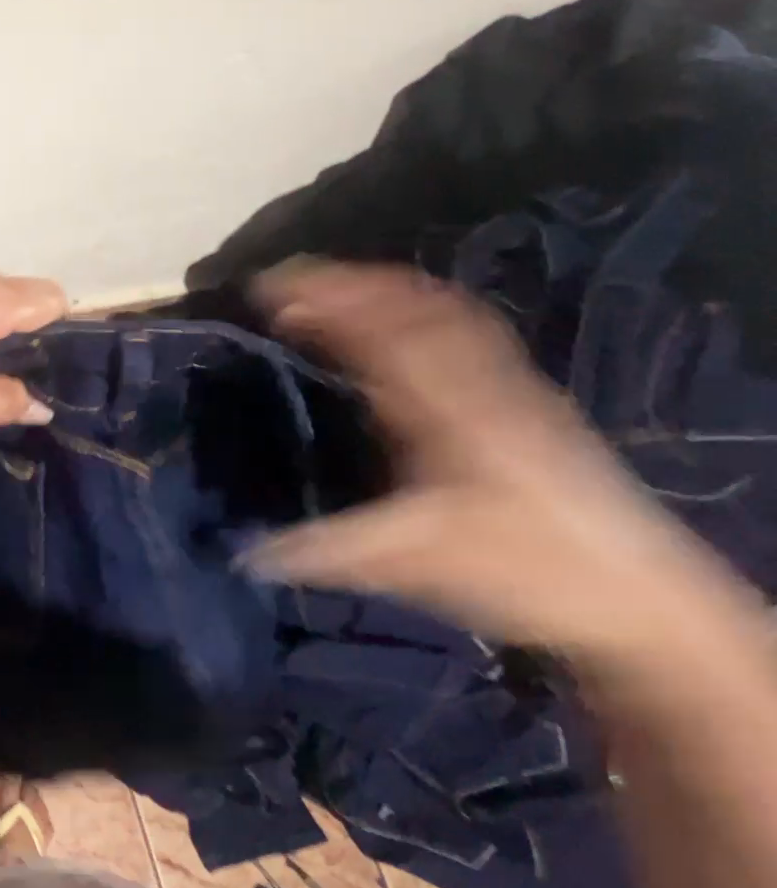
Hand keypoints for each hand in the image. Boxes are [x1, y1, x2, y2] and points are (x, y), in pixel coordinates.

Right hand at [249, 262, 749, 666]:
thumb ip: (325, 550)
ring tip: (337, 293)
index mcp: (450, 410)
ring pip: (448, 316)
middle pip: (416, 307)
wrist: (641, 603)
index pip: (380, 331)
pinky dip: (424, 315)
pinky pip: (470, 336)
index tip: (269, 286)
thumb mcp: (412, 563)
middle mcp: (484, 385)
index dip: (324, 300)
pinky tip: (405, 330)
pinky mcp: (530, 407)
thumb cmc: (524, 571)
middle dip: (350, 285)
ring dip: (388, 294)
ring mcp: (514, 391)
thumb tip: (246, 554)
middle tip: (290, 285)